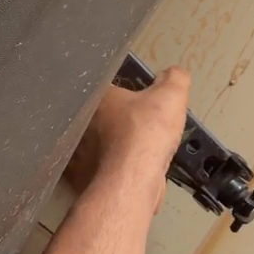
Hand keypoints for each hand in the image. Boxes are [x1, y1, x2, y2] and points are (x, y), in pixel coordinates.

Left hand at [64, 66, 189, 215]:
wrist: (134, 180)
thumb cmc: (147, 132)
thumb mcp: (171, 95)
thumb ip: (175, 78)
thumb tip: (174, 73)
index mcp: (97, 98)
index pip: (106, 88)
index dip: (125, 94)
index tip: (140, 102)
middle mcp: (81, 124)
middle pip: (99, 118)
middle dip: (117, 122)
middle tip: (140, 127)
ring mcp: (79, 154)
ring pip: (97, 147)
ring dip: (113, 149)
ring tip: (136, 152)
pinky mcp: (83, 180)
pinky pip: (99, 171)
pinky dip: (112, 172)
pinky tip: (129, 173)